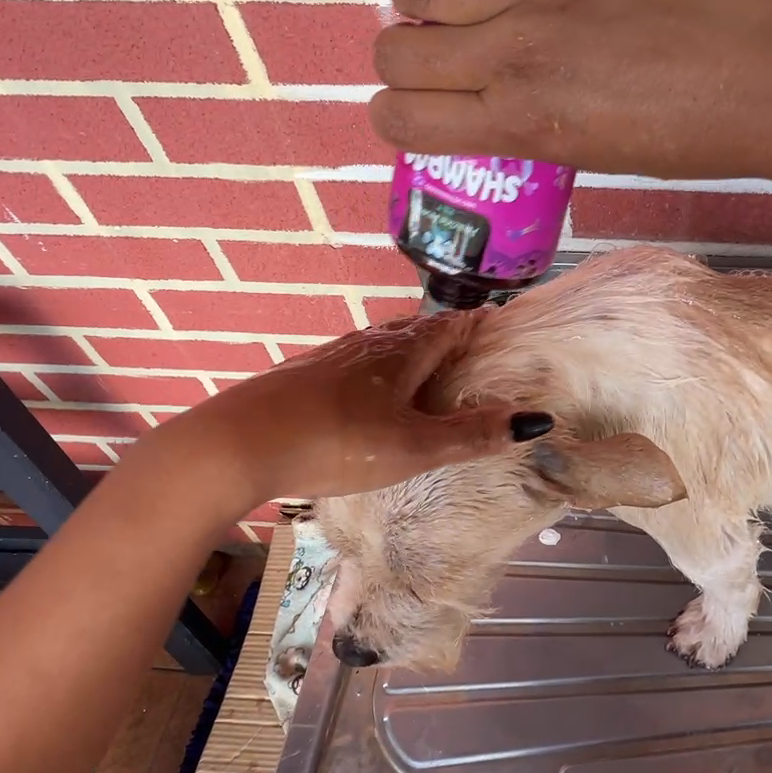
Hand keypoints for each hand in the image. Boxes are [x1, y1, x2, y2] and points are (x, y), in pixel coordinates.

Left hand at [140, 310, 546, 507]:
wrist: (237, 445)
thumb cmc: (336, 443)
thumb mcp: (414, 448)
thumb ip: (472, 434)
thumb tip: (534, 418)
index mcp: (402, 353)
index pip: (452, 326)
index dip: (478, 324)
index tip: (501, 324)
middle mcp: (369, 343)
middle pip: (418, 330)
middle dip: (448, 337)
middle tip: (471, 354)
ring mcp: (332, 356)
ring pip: (384, 345)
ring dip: (411, 352)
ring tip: (427, 373)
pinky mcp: (304, 375)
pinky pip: (356, 362)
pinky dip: (379, 370)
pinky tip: (369, 396)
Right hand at [370, 0, 771, 181]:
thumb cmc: (698, 135)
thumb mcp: (595, 158)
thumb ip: (527, 130)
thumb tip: (487, 107)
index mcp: (520, 122)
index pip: (399, 119)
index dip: (399, 117)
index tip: (423, 110)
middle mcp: (513, 51)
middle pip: (396, 50)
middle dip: (408, 61)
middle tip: (448, 58)